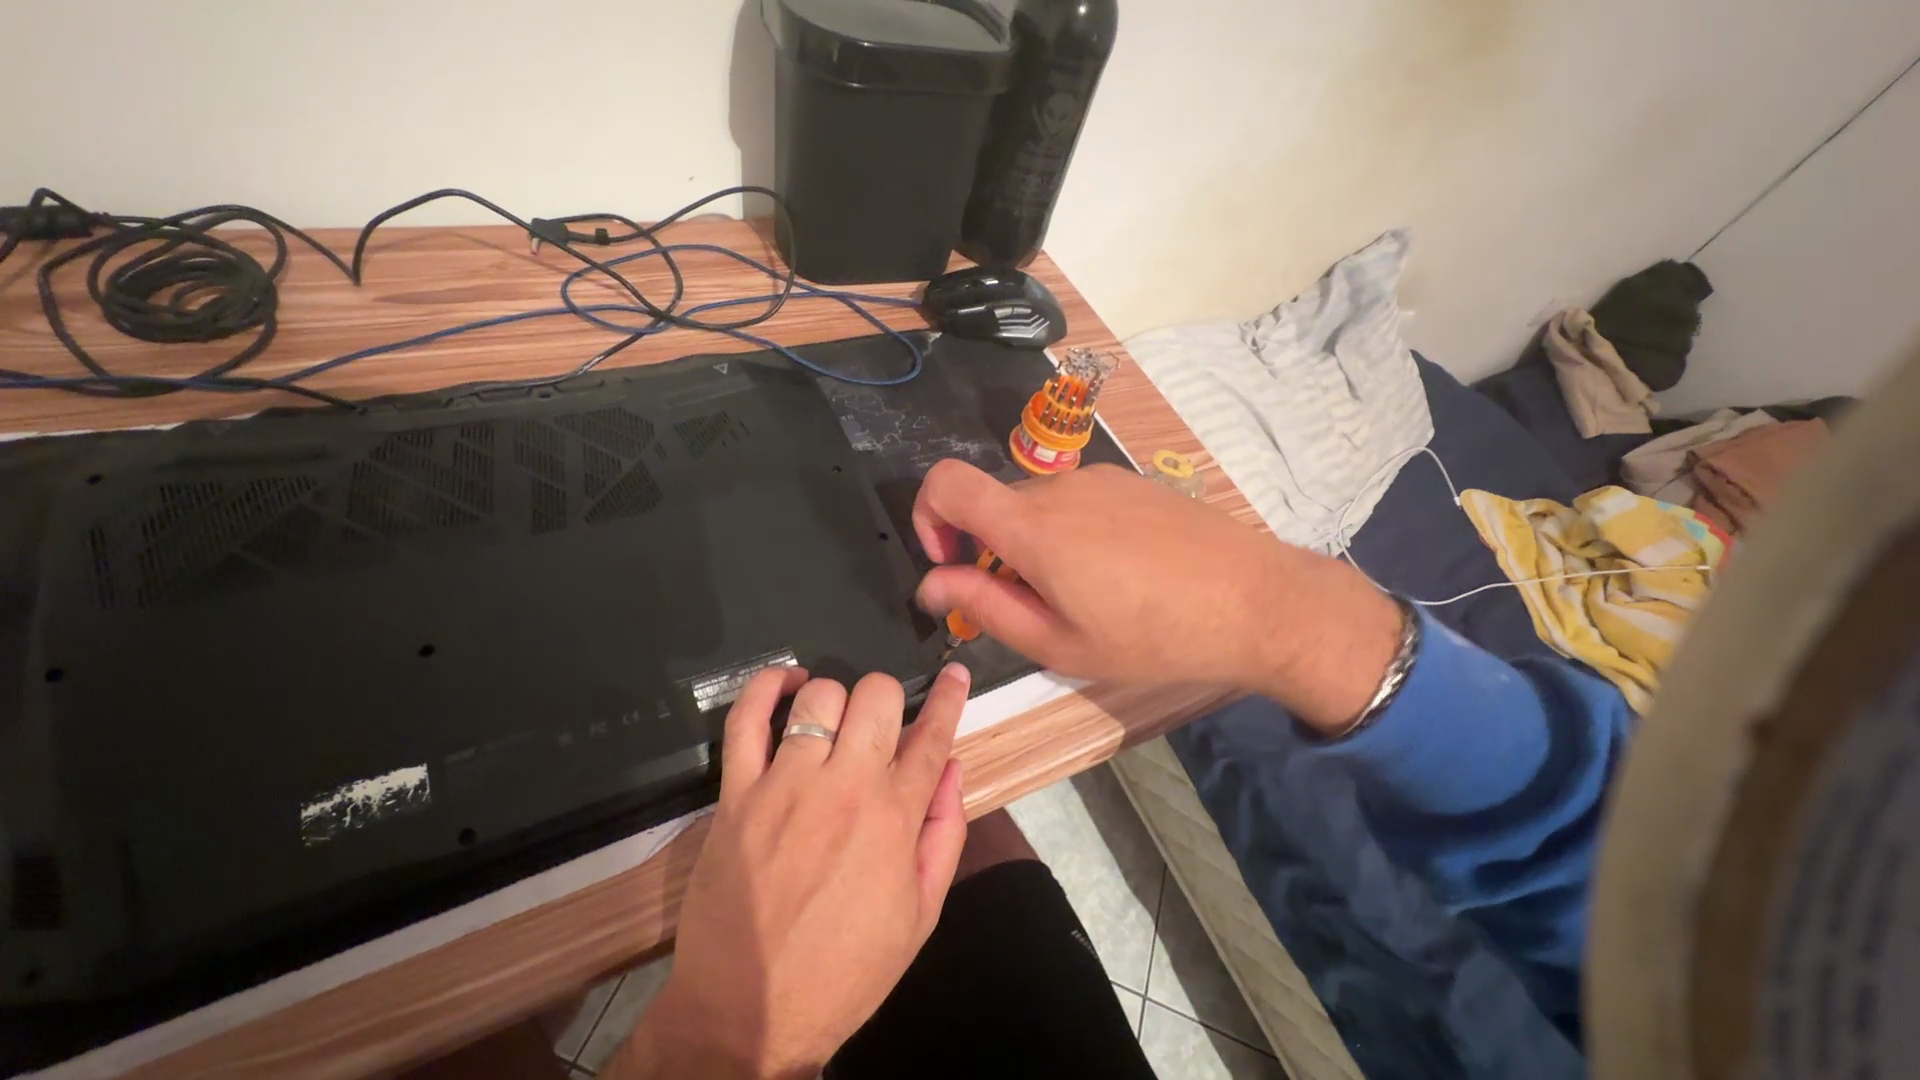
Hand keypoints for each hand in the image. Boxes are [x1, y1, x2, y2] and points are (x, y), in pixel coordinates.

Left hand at [615, 663, 971, 1079]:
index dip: (949, 697)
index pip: (933, 735)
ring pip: (820, 697)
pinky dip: (766, 687)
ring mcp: (787, 785)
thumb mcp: (921, 915)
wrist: (750, 1011)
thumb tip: (953, 768)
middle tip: (883, 722)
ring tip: (835, 722)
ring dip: (836, 698)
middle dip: (889, 696)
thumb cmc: (846, 969)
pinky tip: (786, 685)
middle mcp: (846, 786)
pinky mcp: (737, 793)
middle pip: (877, 696)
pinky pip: (745, 719)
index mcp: (895, 816)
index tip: (955, 672)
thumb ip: (943, 833)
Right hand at [911, 459, 1401, 732]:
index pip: (945, 482)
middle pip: (993, 503)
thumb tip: (931, 584)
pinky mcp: (1132, 482)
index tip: (951, 563)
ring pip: (1037, 506)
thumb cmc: (1153, 636)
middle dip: (990, 552)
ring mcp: (1100, 479)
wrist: (1257, 601)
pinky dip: (1070, 534)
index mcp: (1032, 526)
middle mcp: (1059, 487)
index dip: (927, 517)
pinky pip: (1077, 502)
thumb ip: (985, 607)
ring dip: (1034, 547)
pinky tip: (1118, 576)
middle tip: (1030, 608)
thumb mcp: (1059, 642)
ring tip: (1084, 598)